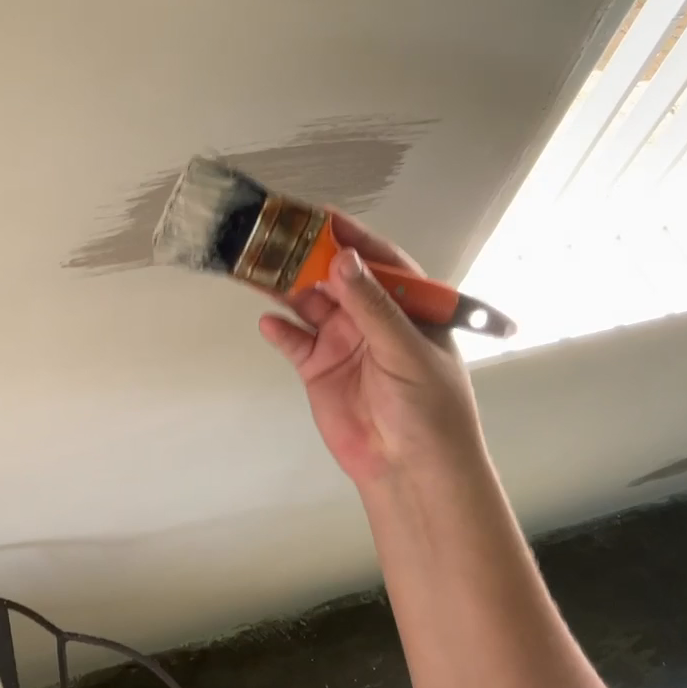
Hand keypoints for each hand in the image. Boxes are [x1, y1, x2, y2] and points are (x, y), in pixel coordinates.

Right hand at [257, 214, 483, 484]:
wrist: (409, 470)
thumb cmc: (429, 409)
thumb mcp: (406, 351)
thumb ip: (372, 306)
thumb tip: (343, 259)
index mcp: (407, 306)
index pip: (378, 260)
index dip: (349, 237)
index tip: (318, 217)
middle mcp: (371, 317)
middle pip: (334, 278)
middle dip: (306, 258)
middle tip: (274, 237)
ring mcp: (342, 341)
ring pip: (308, 304)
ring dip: (285, 287)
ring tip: (257, 268)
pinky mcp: (317, 367)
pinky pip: (293, 340)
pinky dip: (279, 330)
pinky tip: (268, 321)